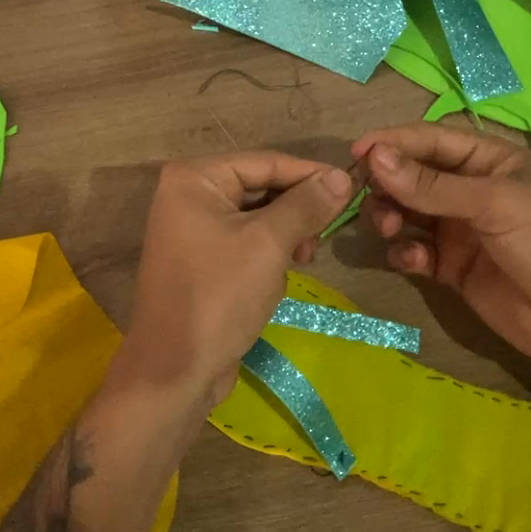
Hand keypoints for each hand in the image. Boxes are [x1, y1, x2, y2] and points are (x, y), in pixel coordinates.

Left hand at [118, 152, 354, 409]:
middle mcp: (188, 193)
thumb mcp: (268, 244)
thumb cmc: (219, 296)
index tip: (354, 187)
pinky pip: (246, 242)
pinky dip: (267, 257)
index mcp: (194, 178)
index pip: (265, 162)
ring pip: (258, 217)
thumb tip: (342, 176)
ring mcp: (193, 227)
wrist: (176, 369)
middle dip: (295, 213)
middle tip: (325, 235)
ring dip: (283, 238)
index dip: (310, 174)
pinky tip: (276, 281)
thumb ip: (305, 206)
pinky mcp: (202, 258)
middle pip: (260, 187)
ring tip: (301, 260)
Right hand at [352, 123, 530, 376]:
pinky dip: (406, 252)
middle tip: (362, 195)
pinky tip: (411, 260)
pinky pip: (416, 251)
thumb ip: (431, 185)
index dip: (393, 142)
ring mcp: (462, 231)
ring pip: (409, 212)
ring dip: (391, 215)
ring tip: (388, 227)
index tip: (355, 151)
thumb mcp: (495, 205)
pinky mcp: (455, 269)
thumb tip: (373, 156)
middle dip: (387, 182)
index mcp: (490, 161)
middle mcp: (471, 191)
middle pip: (413, 175)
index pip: (430, 139)